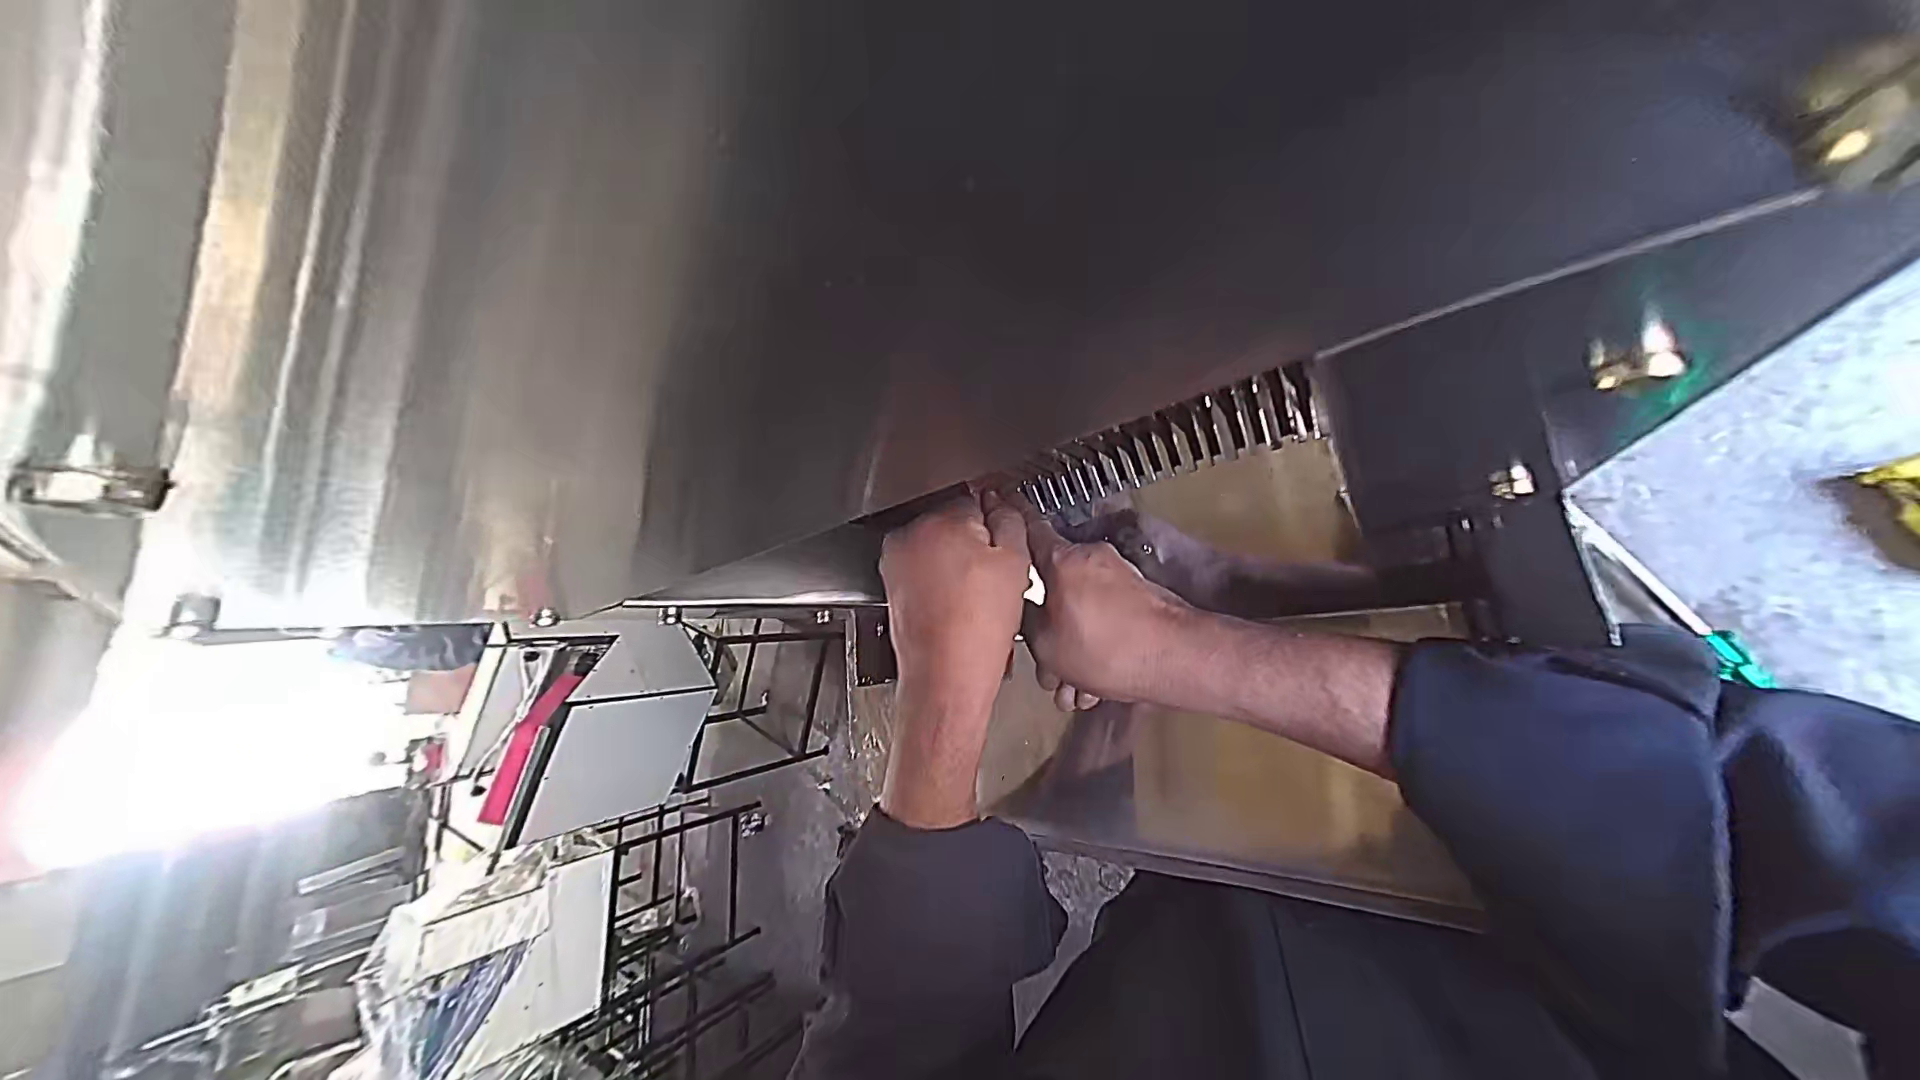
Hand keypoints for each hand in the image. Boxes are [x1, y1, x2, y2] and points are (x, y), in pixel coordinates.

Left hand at [881, 491, 1031, 713]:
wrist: (946, 678)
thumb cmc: (975, 633)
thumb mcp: (1015, 566)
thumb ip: (1010, 521)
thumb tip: (1001, 506)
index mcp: (940, 522)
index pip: (976, 499)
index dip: (997, 524)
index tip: (1006, 540)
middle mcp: (910, 536)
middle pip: (955, 522)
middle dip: (977, 543)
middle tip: (995, 576)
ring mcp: (897, 561)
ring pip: (940, 547)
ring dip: (959, 562)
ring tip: (977, 597)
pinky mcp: (893, 584)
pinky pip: (926, 570)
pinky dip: (943, 581)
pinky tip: (960, 606)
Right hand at [1022, 507, 1195, 710]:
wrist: (1175, 661)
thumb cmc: (1113, 650)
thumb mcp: (1045, 645)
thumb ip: (1025, 620)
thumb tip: (1020, 614)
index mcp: (1063, 561)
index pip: (1029, 527)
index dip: (1011, 519)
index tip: (1000, 502)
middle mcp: (1092, 559)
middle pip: (1054, 585)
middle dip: (1047, 626)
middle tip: (1044, 659)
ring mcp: (1119, 576)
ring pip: (1080, 609)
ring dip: (1073, 646)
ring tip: (1074, 686)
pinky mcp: (1139, 597)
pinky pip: (1105, 618)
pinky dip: (1097, 647)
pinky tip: (1095, 685)